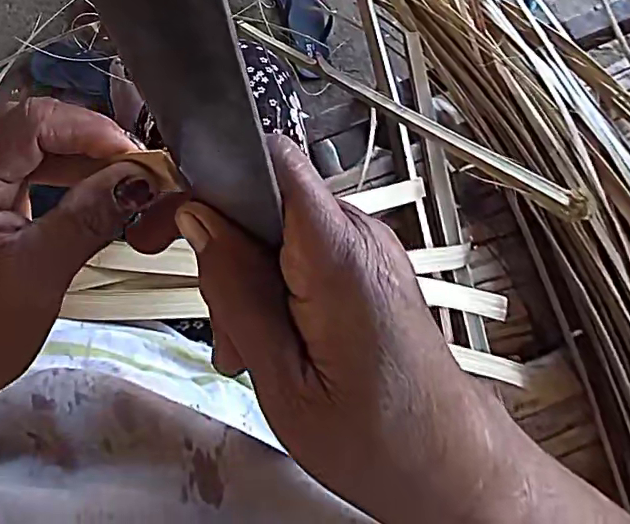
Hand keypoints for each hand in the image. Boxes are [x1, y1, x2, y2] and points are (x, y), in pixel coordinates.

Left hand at [0, 97, 164, 426]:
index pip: (33, 124)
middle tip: (142, 167)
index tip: (134, 156)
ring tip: (132, 176)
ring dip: (89, 156)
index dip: (88, 130)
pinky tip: (104, 186)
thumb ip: (88, 217)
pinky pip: (40, 166)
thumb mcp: (40, 273)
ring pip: (44, 143)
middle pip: (40, 127)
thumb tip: (139, 179)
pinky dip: (75, 172)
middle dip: (94, 140)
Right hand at [178, 135, 618, 522]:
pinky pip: (298, 245)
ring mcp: (363, 242)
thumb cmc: (383, 444)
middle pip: (263, 196)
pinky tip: (270, 335)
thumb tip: (195, 218)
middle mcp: (356, 231)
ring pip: (274, 225)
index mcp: (338, 253)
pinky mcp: (363, 259)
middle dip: (222, 245)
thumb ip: (236, 292)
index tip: (171, 217)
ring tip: (246, 345)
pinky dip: (271, 280)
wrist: (458, 471)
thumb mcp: (284, 382)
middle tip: (214, 316)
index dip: (213, 172)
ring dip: (245, 272)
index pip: (272, 158)